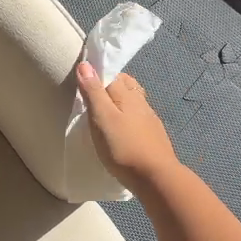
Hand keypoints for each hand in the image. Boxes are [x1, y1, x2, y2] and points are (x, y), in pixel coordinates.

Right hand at [76, 61, 179, 189]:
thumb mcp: (102, 118)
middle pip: (126, 85)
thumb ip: (94, 92)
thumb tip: (85, 64)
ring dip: (120, 100)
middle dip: (111, 84)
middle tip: (93, 93)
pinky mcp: (153, 134)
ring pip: (134, 101)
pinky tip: (123, 127)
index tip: (85, 78)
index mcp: (127, 94)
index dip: (99, 72)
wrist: (155, 177)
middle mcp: (141, 102)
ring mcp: (150, 118)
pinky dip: (128, 115)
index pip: (113, 73)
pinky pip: (138, 116)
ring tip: (106, 110)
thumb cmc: (124, 146)